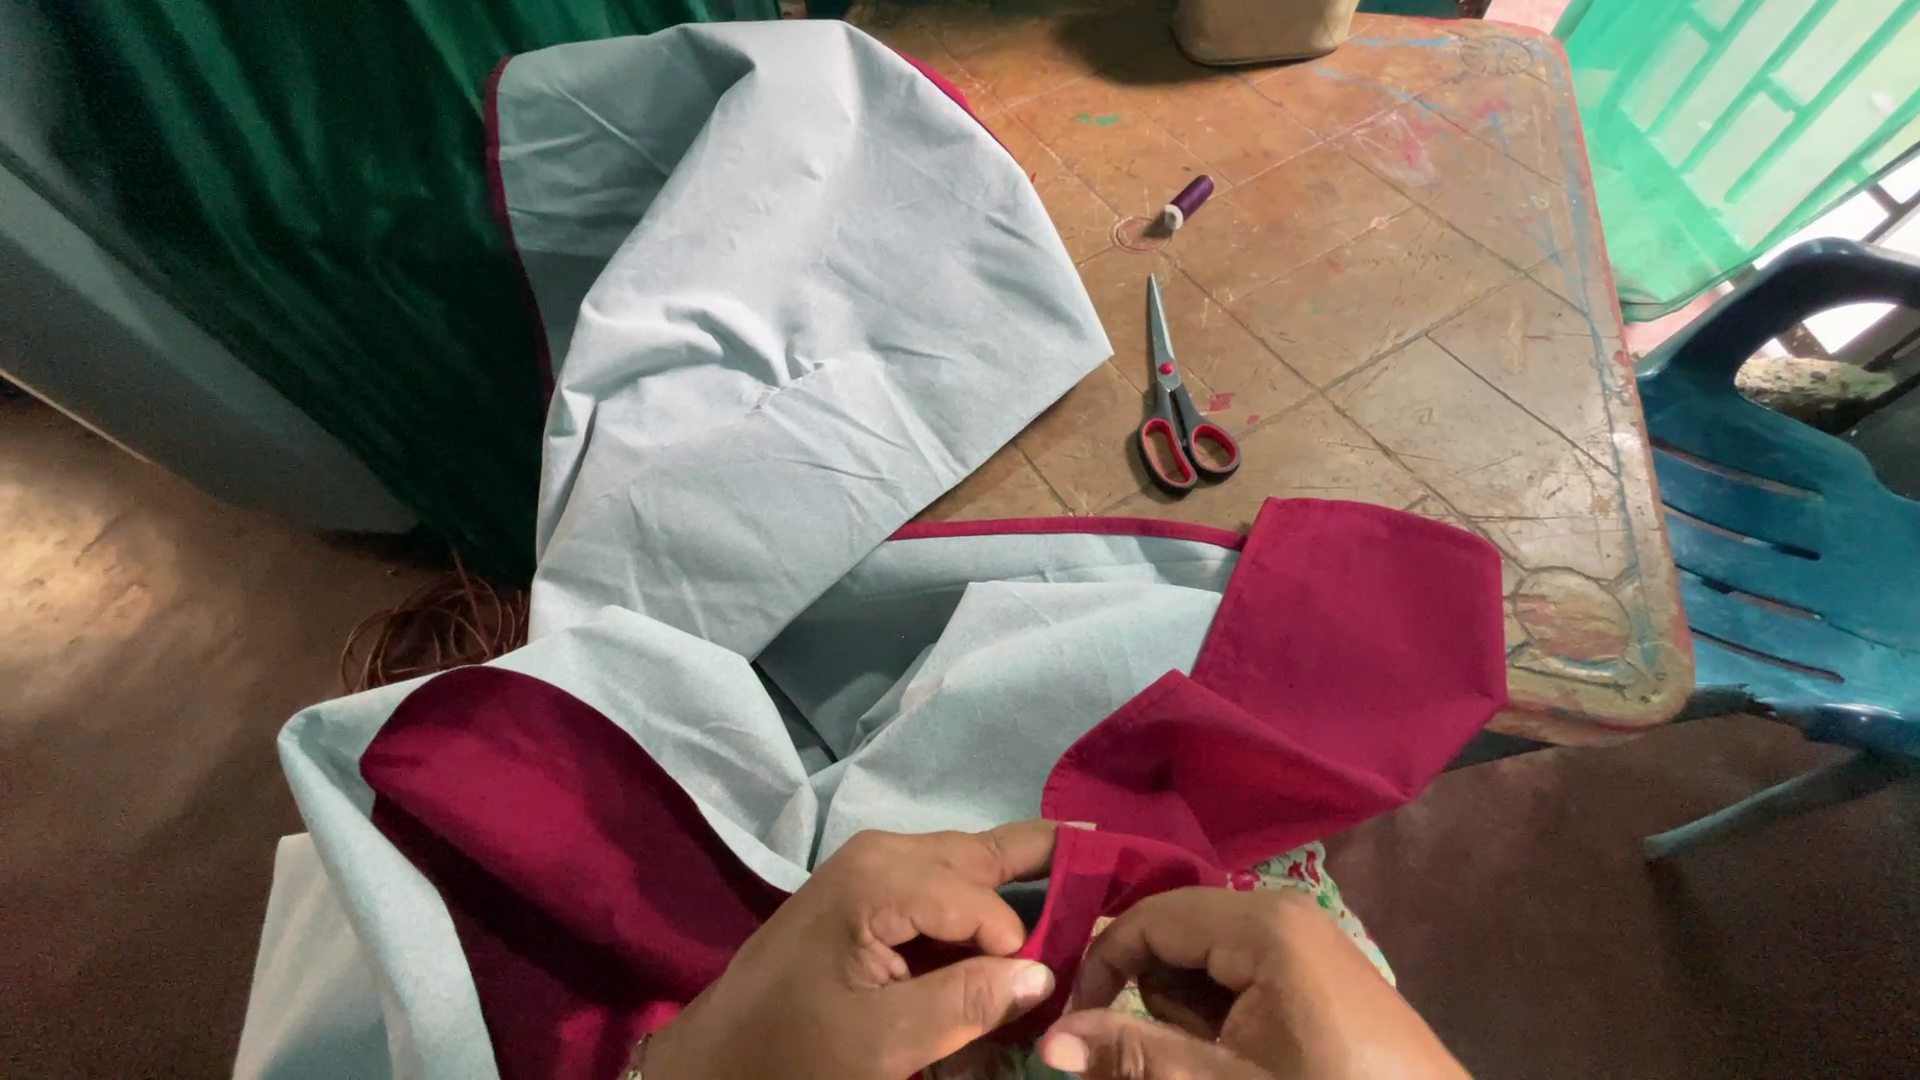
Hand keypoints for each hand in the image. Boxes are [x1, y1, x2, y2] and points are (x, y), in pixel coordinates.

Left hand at [641, 821, 1061, 1079]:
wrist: (713, 1059)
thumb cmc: (793, 1054)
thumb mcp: (883, 1045)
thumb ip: (966, 1003)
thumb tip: (1044, 973)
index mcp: (882, 878)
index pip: (981, 901)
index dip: (1018, 945)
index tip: (1045, 989)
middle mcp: (882, 851)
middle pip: (979, 856)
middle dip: (1039, 860)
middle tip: (1103, 853)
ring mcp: (871, 863)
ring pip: (962, 862)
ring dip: (1008, 880)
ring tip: (1070, 871)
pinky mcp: (866, 884)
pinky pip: (936, 881)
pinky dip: (973, 897)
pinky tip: (1006, 906)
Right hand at [1037, 888, 1468, 1078]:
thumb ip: (1134, 1056)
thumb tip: (1047, 1042)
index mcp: (1260, 922)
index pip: (1148, 918)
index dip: (1103, 966)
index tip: (1077, 1025)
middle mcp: (1277, 906)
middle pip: (1173, 929)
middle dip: (1156, 993)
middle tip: (1185, 1059)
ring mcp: (1301, 928)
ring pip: (1201, 949)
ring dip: (1188, 1007)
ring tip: (1224, 1061)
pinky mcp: (1315, 957)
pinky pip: (1237, 962)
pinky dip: (1221, 1006)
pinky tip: (1247, 1053)